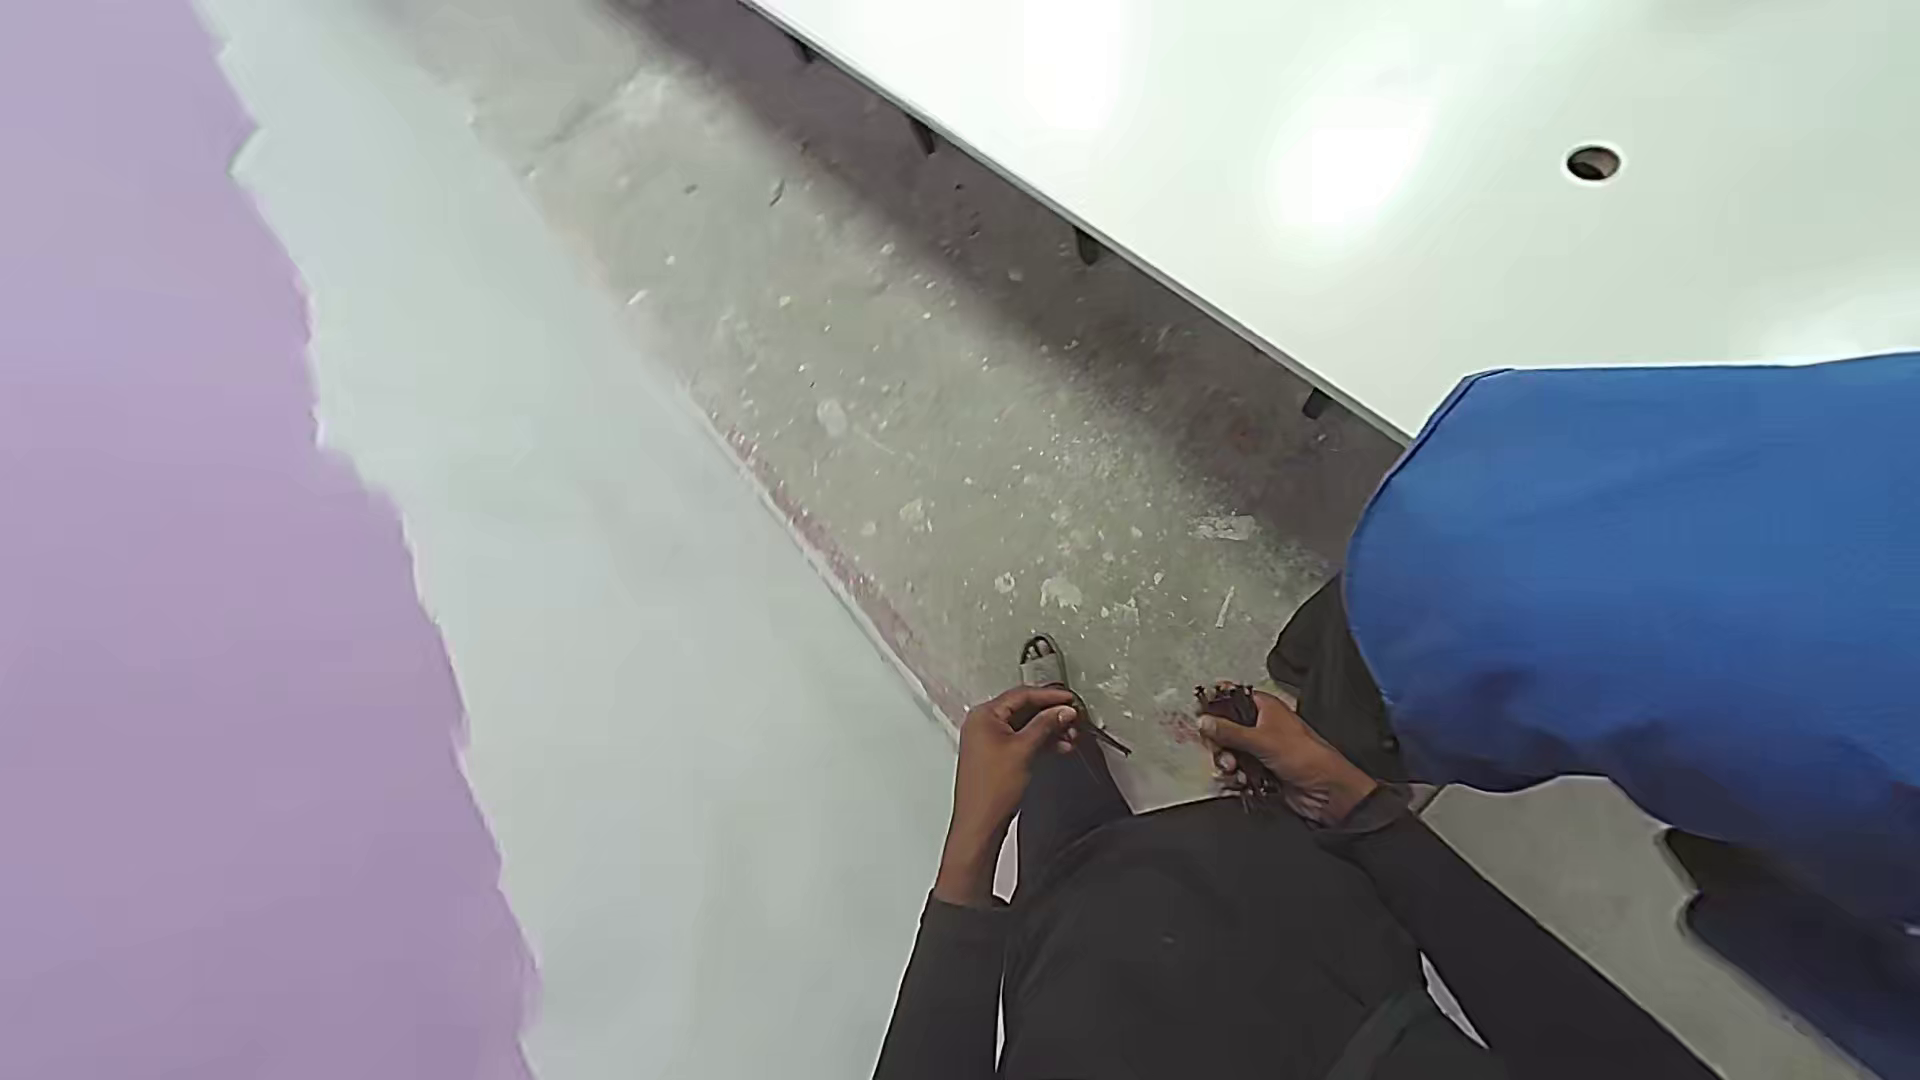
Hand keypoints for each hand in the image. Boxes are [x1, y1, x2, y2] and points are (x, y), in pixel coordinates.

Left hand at [933, 686, 1078, 905]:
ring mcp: (989, 739)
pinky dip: (1040, 741)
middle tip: (1073, 717)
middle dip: (1051, 713)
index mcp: (984, 715)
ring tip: (1071, 733)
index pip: (1021, 695)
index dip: (1049, 695)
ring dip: (1048, 728)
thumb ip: (1045, 725)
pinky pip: (1022, 739)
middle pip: (1023, 708)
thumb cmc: (991, 790)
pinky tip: (1059, 745)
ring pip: (1024, 725)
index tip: (1069, 699)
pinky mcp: (996, 755)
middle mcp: (984, 723)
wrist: (980, 823)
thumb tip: (1062, 710)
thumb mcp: (1024, 749)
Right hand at [1197, 690, 1377, 824]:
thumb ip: (1228, 730)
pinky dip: (1235, 774)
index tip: (1200, 714)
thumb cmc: (1307, 758)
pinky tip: (1240, 779)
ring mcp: (1261, 749)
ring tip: (1233, 767)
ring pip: (1229, 749)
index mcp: (1265, 708)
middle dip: (1219, 741)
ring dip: (1226, 760)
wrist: (1329, 795)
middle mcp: (1261, 726)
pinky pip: (1237, 768)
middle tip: (1219, 748)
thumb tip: (1204, 721)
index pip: (1232, 697)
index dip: (1215, 704)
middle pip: (1225, 727)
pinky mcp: (1261, 769)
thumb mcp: (1262, 740)